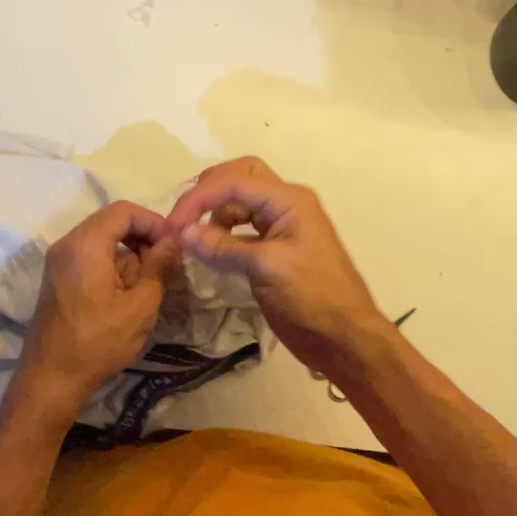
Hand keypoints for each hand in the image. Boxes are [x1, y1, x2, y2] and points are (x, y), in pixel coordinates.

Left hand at [15, 201, 178, 410]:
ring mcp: (58, 262)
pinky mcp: (58, 279)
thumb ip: (159, 267)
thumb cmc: (98, 343)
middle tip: (165, 268)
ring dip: (130, 256)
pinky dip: (113, 267)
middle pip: (111, 223)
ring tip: (148, 287)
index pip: (124, 211)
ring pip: (102, 241)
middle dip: (143, 240)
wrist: (51, 378)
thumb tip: (173, 241)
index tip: (174, 246)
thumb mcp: (140, 306)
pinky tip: (127, 296)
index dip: (154, 222)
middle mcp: (67, 244)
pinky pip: (90, 258)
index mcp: (85, 244)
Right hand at [165, 157, 388, 380]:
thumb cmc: (312, 298)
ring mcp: (282, 228)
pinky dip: (223, 235)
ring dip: (214, 214)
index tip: (173, 227)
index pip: (235, 181)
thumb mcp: (266, 268)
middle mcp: (286, 205)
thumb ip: (223, 248)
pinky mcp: (276, 251)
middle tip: (181, 220)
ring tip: (192, 239)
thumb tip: (182, 233)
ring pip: (241, 204)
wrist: (343, 337)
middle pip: (240, 178)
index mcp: (289, 200)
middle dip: (207, 192)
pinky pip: (244, 230)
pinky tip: (209, 252)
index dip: (199, 198)